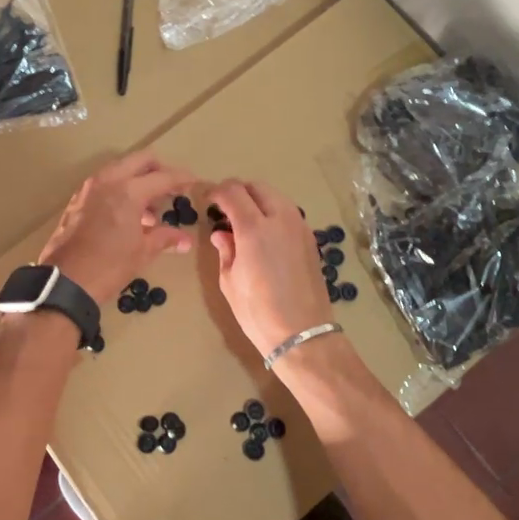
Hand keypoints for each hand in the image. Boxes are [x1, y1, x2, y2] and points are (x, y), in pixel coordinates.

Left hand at [38, 151, 196, 302]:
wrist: (65, 282)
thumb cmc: (109, 266)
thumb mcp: (142, 252)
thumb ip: (165, 238)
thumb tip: (185, 240)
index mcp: (128, 191)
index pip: (163, 177)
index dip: (181, 179)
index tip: (194, 182)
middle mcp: (108, 181)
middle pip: (141, 160)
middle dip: (159, 170)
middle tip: (172, 189)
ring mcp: (89, 188)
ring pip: (120, 169)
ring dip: (138, 180)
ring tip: (150, 210)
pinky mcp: (78, 200)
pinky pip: (105, 183)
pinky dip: (120, 189)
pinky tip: (127, 215)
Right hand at [206, 179, 333, 357]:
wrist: (302, 333)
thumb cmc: (258, 311)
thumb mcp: (230, 282)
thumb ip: (225, 251)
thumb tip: (221, 234)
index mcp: (254, 228)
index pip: (233, 192)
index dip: (217, 191)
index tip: (207, 199)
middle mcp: (280, 219)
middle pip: (258, 187)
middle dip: (238, 190)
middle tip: (224, 206)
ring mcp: (300, 227)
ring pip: (276, 196)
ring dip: (258, 199)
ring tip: (244, 218)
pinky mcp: (310, 238)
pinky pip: (289, 212)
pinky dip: (274, 212)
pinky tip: (265, 232)